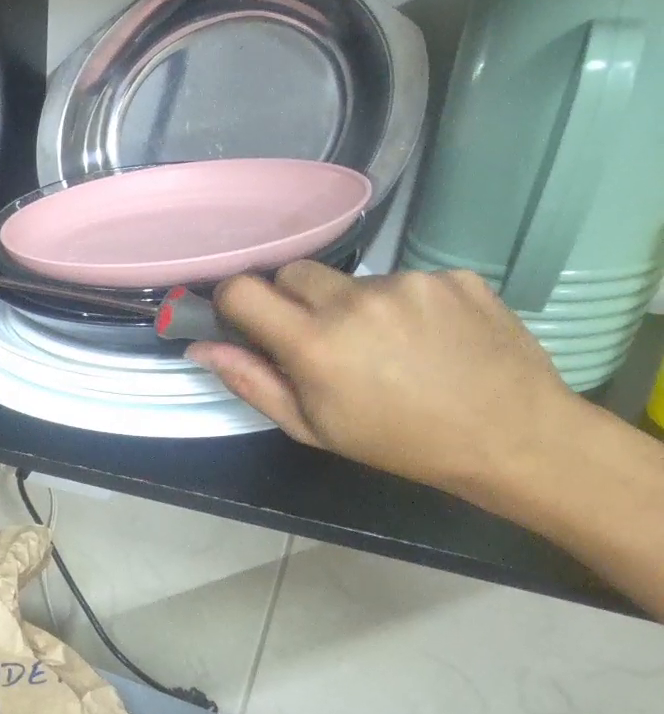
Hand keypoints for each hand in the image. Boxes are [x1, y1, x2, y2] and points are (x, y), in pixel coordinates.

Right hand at [184, 261, 581, 494]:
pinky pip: (402, 281)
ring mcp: (410, 284)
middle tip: (312, 337)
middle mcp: (357, 301)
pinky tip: (423, 338)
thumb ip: (250, 381)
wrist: (512, 434)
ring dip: (348, 305)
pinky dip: (399, 305)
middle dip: (289, 299)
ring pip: (350, 280)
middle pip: (293, 272)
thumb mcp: (308, 426)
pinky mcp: (454, 277)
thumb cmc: (395, 440)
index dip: (233, 302)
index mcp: (313, 343)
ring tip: (382, 345)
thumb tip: (201, 347)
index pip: (243, 290)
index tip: (241, 321)